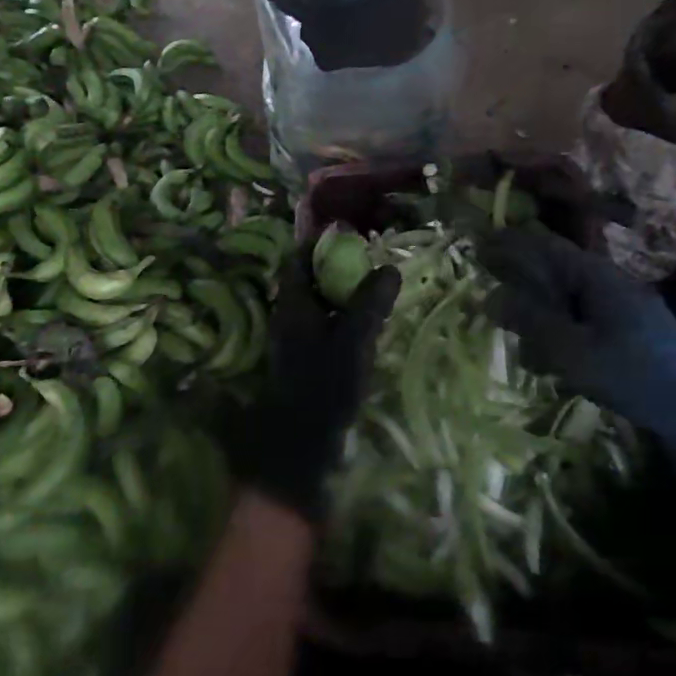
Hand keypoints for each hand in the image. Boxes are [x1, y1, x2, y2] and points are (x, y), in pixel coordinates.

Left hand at [228, 254, 400, 521]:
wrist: (302, 441)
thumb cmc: (325, 385)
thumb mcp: (353, 341)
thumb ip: (370, 304)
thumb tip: (389, 268)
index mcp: (291, 306)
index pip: (297, 259)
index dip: (318, 242)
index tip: (347, 234)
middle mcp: (286, 316)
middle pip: (306, 278)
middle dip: (332, 265)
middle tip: (366, 258)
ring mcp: (292, 338)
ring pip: (314, 302)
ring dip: (336, 290)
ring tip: (369, 285)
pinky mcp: (302, 357)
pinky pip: (320, 322)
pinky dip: (338, 313)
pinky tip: (361, 321)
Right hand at [477, 228, 675, 516]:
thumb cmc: (631, 374)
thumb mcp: (572, 350)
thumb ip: (532, 321)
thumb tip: (491, 297)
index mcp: (599, 277)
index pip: (548, 248)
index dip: (513, 243)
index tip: (481, 243)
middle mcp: (614, 282)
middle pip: (558, 271)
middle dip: (525, 281)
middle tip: (496, 298)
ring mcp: (627, 305)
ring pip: (572, 297)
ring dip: (545, 311)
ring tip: (525, 342)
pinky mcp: (634, 329)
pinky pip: (588, 318)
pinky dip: (564, 329)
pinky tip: (556, 359)